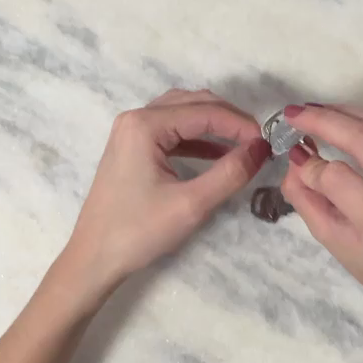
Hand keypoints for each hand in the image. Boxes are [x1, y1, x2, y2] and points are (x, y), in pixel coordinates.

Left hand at [59, 90, 270, 292]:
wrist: (94, 258)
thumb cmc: (138, 231)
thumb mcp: (191, 204)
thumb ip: (230, 173)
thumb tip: (261, 149)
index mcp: (145, 125)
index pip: (204, 111)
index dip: (240, 124)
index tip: (268, 143)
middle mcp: (135, 119)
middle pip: (193, 104)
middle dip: (228, 119)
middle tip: (258, 142)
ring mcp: (130, 133)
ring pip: (182, 115)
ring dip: (213, 126)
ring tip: (244, 146)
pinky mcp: (131, 149)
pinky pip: (171, 133)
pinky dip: (196, 140)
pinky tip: (219, 156)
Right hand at [278, 103, 362, 317]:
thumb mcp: (333, 241)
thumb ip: (307, 198)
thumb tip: (296, 156)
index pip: (341, 179)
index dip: (313, 164)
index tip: (295, 153)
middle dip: (327, 121)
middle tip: (297, 113)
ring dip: (350, 114)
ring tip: (320, 111)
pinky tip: (354, 127)